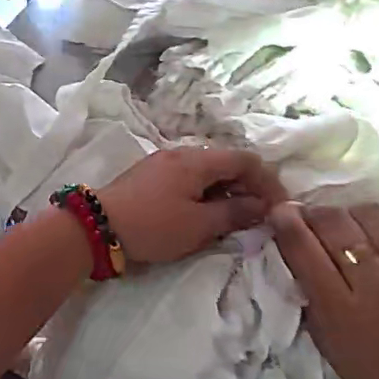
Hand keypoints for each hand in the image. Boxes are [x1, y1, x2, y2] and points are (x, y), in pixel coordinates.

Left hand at [97, 147, 283, 264]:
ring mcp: (163, 162)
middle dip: (248, 186)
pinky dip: (205, 192)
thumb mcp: (199, 225)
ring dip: (226, 190)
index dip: (268, 181)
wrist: (98, 225)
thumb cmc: (153, 225)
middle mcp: (180, 153)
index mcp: (196, 160)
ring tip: (235, 219)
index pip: (245, 159)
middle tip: (260, 216)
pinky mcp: (150, 175)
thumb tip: (262, 205)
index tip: (279, 208)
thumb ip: (234, 212)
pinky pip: (188, 177)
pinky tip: (205, 213)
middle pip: (225, 162)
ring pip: (206, 170)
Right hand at [268, 203, 378, 378]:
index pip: (304, 246)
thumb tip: (289, 235)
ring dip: (350, 215)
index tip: (278, 211)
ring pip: (371, 212)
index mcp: (344, 312)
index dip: (286, 221)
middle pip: (335, 222)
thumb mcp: (325, 336)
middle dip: (314, 214)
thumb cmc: (374, 374)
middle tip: (310, 219)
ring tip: (348, 229)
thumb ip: (306, 285)